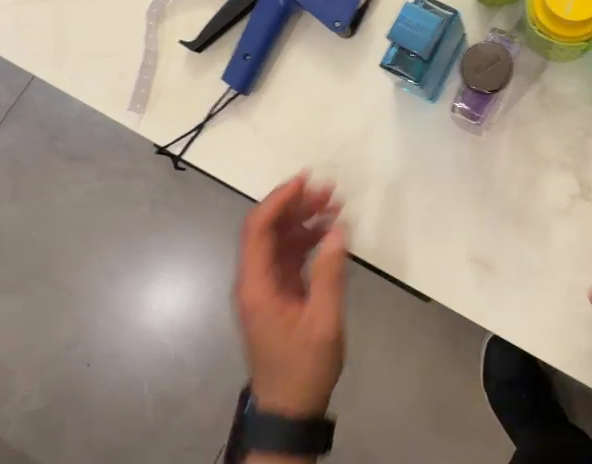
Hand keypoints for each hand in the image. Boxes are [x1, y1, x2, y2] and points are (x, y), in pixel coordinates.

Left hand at [234, 173, 348, 418]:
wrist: (289, 410)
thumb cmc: (303, 368)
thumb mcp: (323, 322)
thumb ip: (329, 274)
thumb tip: (337, 230)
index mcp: (255, 286)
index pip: (257, 229)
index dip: (279, 200)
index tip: (305, 181)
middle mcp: (254, 281)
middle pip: (267, 230)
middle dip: (296, 206)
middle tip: (328, 191)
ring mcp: (265, 288)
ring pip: (279, 241)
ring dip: (304, 221)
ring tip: (335, 206)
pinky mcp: (277, 295)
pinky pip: (288, 257)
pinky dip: (307, 241)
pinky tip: (330, 234)